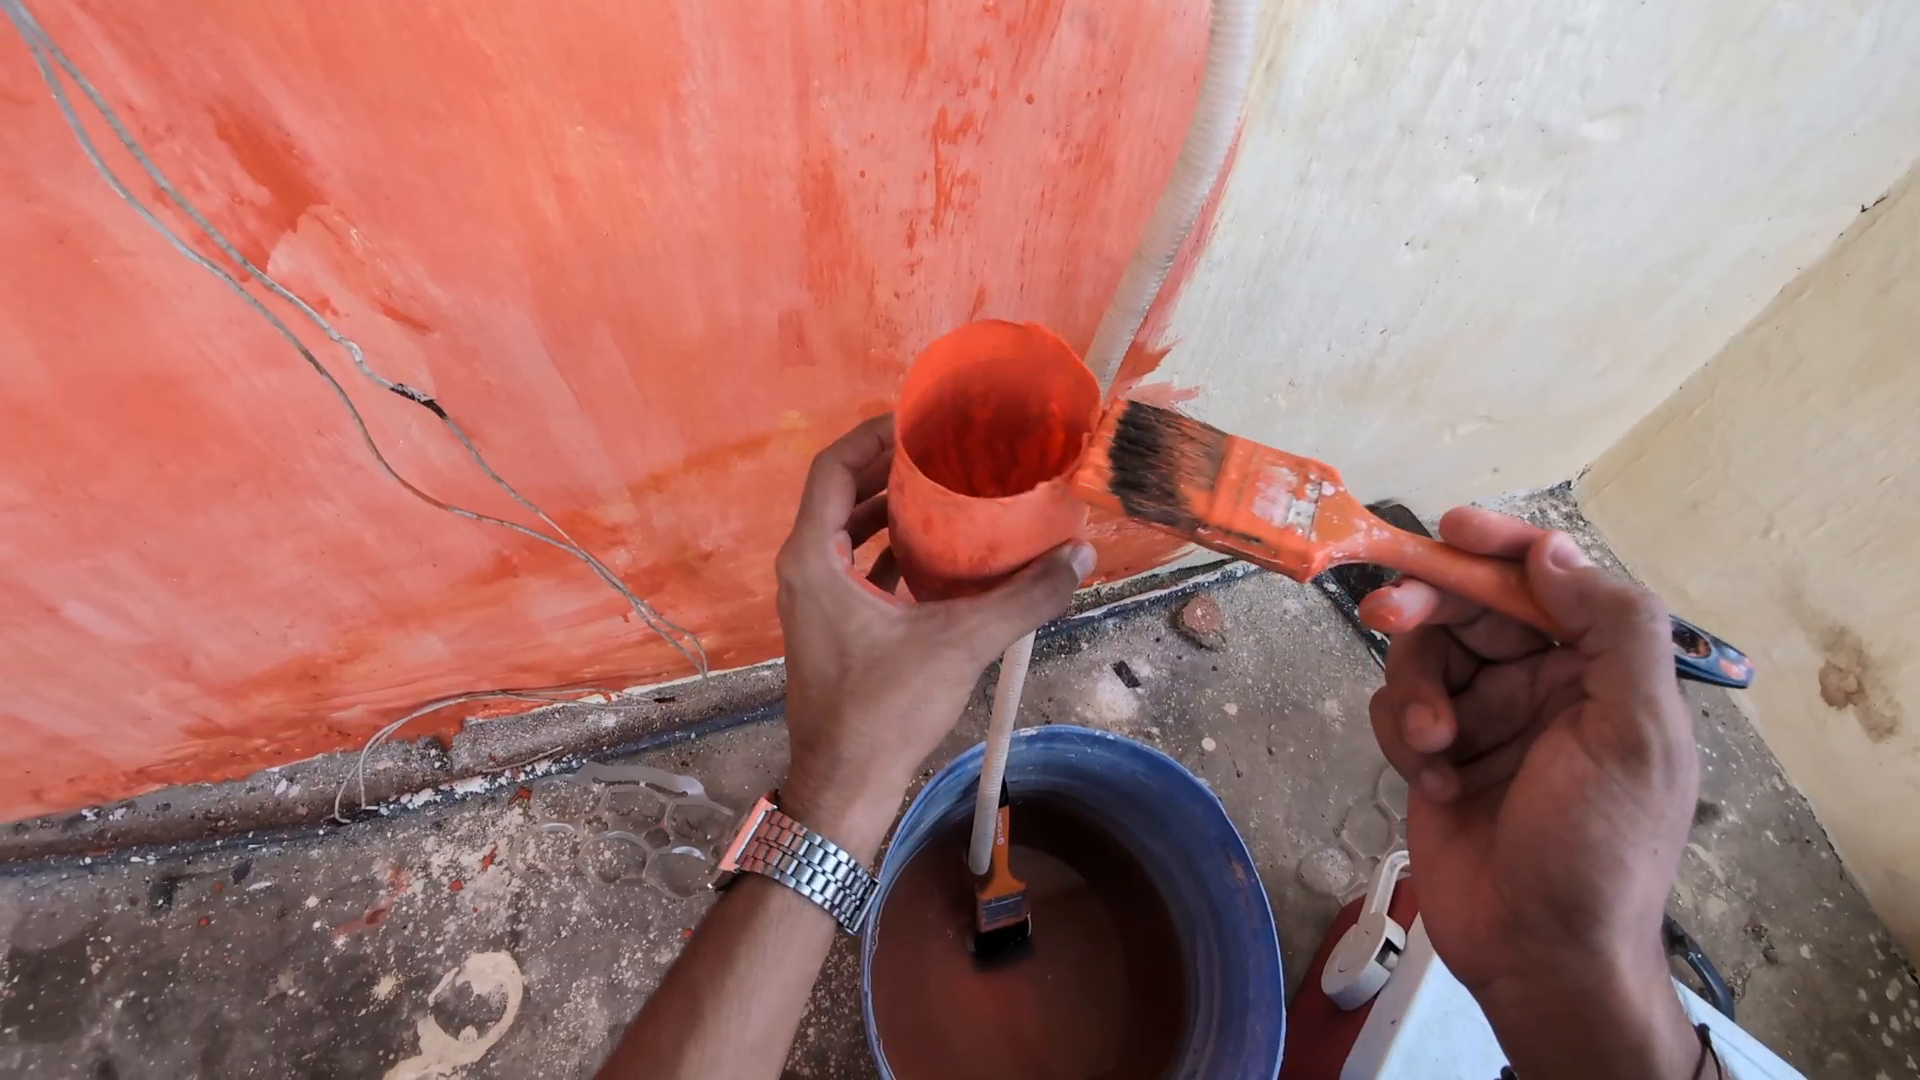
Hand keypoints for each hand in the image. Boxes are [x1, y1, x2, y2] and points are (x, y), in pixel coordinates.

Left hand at [774, 415, 1093, 856]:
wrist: (845, 787)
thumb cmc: (885, 708)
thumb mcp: (959, 643)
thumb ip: (1023, 598)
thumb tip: (1081, 554)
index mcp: (813, 558)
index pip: (833, 469)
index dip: (872, 436)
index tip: (920, 422)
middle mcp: (804, 570)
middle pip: (840, 495)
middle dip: (888, 468)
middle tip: (943, 450)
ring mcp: (814, 600)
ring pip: (846, 533)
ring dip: (889, 509)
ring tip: (944, 491)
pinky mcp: (831, 626)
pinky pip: (855, 567)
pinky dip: (889, 550)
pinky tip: (936, 553)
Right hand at [1361, 507, 1699, 1076]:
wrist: (1533, 948)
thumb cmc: (1594, 845)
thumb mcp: (1631, 737)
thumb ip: (1611, 632)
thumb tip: (1552, 551)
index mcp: (1599, 671)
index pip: (1546, 584)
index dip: (1498, 548)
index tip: (1447, 529)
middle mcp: (1537, 683)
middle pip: (1464, 611)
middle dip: (1424, 610)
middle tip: (1385, 614)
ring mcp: (1480, 715)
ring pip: (1419, 658)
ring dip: (1416, 695)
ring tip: (1433, 745)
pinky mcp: (1431, 747)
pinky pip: (1395, 708)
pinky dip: (1404, 737)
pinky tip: (1431, 782)